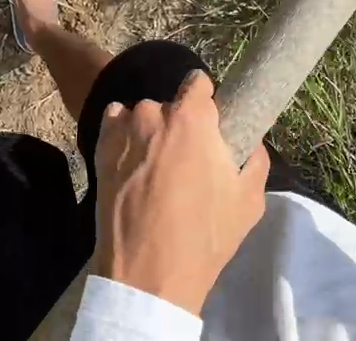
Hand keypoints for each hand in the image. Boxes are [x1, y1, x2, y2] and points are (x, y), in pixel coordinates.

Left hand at [92, 70, 269, 315]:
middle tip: (183, 159)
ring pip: (142, 116)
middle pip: (170, 105)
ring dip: (149, 132)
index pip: (197, 82)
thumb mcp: (248, 202)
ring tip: (153, 170)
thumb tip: (251, 142)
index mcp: (192, 118)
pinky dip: (122, 137)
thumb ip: (254, 161)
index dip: (204, 101)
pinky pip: (115, 124)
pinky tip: (130, 166)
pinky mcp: (100, 144)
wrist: (147, 272)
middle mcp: (155, 111)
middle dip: (178, 125)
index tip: (208, 123)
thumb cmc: (204, 237)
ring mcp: (124, 126)